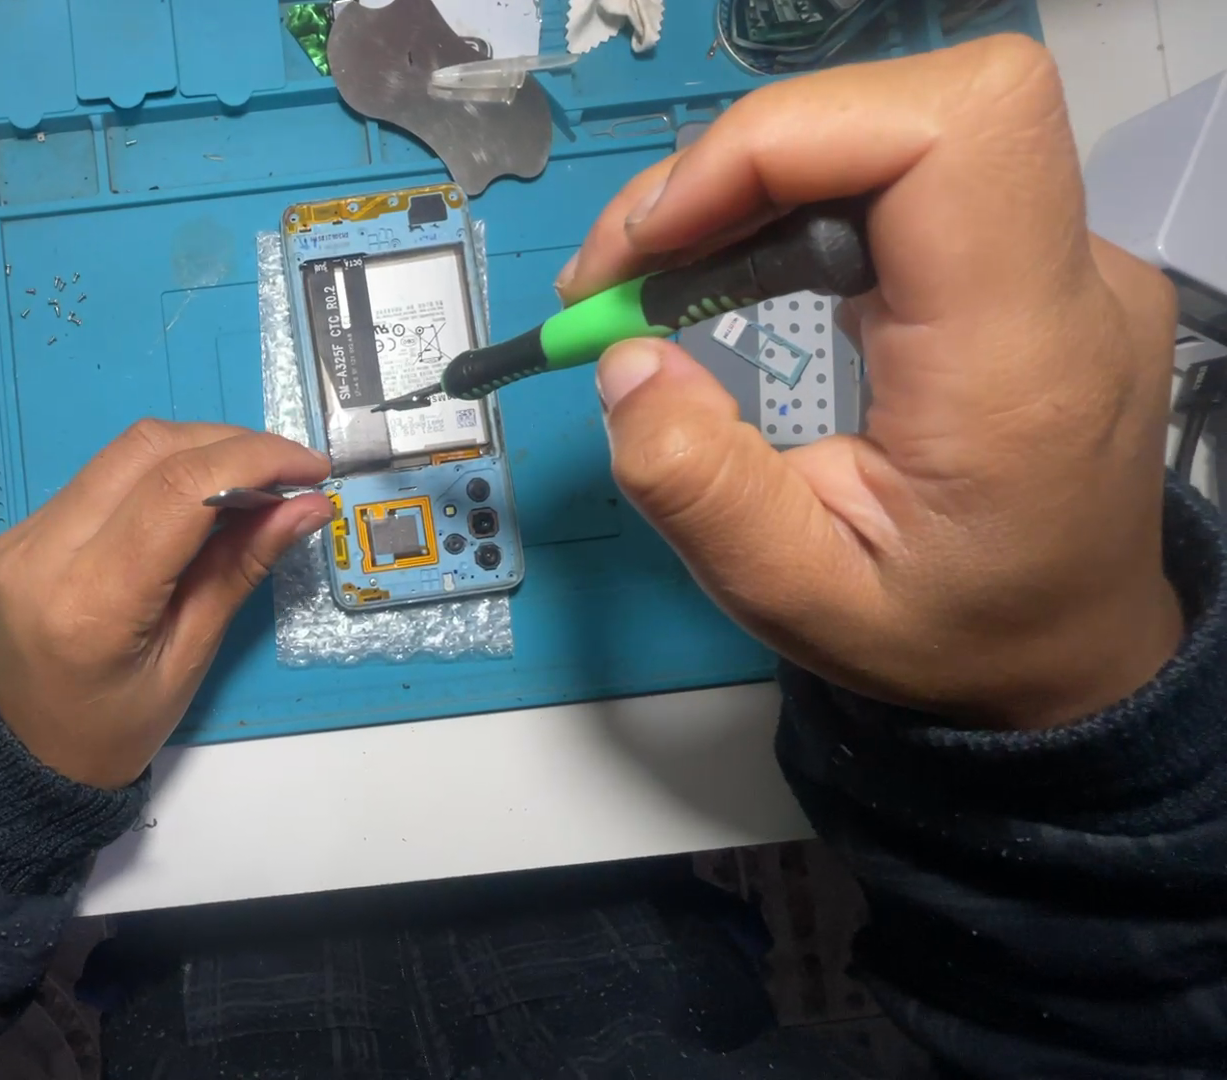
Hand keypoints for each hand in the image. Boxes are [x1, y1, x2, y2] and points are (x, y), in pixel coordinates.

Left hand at [0, 420, 334, 787]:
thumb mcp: (190, 658)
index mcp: (91, 601)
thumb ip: (241, 569)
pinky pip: (104, 474)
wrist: (20, 752)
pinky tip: (200, 497)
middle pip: (149, 448)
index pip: (178, 490)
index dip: (254, 460)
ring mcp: (25, 531)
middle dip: (232, 444)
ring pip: (125, 450)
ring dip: (200, 450)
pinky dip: (164, 471)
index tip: (311, 470)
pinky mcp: (24, 526)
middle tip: (289, 473)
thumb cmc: (114, 728)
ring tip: (254, 482)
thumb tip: (307, 506)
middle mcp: (45, 549)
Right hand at [556, 36, 1181, 727]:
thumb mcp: (786, 593)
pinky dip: (759, 215)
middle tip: (608, 280)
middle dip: (717, 176)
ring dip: (724, 194)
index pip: (945, 136)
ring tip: (634, 286)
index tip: (649, 243)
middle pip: (892, 118)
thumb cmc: (931, 631)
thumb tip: (625, 362)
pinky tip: (703, 278)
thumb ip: (697, 487)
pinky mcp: (997, 268)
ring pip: (873, 140)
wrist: (1052, 649)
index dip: (773, 147)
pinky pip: (873, 188)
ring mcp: (1035, 261)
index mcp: (1009, 359)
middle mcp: (1051, 278)